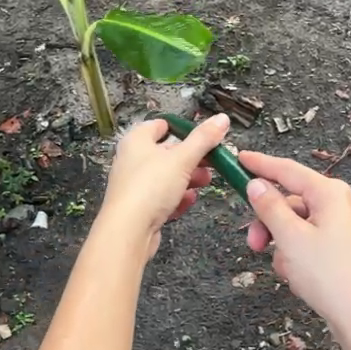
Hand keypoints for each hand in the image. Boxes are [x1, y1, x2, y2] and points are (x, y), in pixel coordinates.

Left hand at [98, 114, 229, 258]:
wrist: (129, 231)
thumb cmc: (151, 186)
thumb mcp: (182, 158)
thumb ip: (203, 139)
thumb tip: (222, 118)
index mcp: (137, 141)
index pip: (160, 125)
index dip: (182, 129)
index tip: (204, 137)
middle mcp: (132, 160)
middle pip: (167, 153)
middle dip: (192, 159)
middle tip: (212, 163)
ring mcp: (135, 185)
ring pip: (166, 177)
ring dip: (187, 179)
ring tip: (205, 182)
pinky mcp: (139, 208)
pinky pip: (161, 198)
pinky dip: (176, 198)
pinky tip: (188, 201)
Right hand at [240, 151, 350, 338]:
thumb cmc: (330, 275)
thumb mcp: (290, 238)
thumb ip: (269, 207)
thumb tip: (256, 184)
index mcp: (330, 193)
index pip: (288, 171)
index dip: (261, 165)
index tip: (240, 159)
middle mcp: (342, 204)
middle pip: (292, 202)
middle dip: (269, 223)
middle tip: (254, 245)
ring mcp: (346, 227)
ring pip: (299, 226)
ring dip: (283, 245)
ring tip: (285, 270)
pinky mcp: (347, 249)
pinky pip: (312, 242)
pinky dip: (298, 255)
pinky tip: (299, 278)